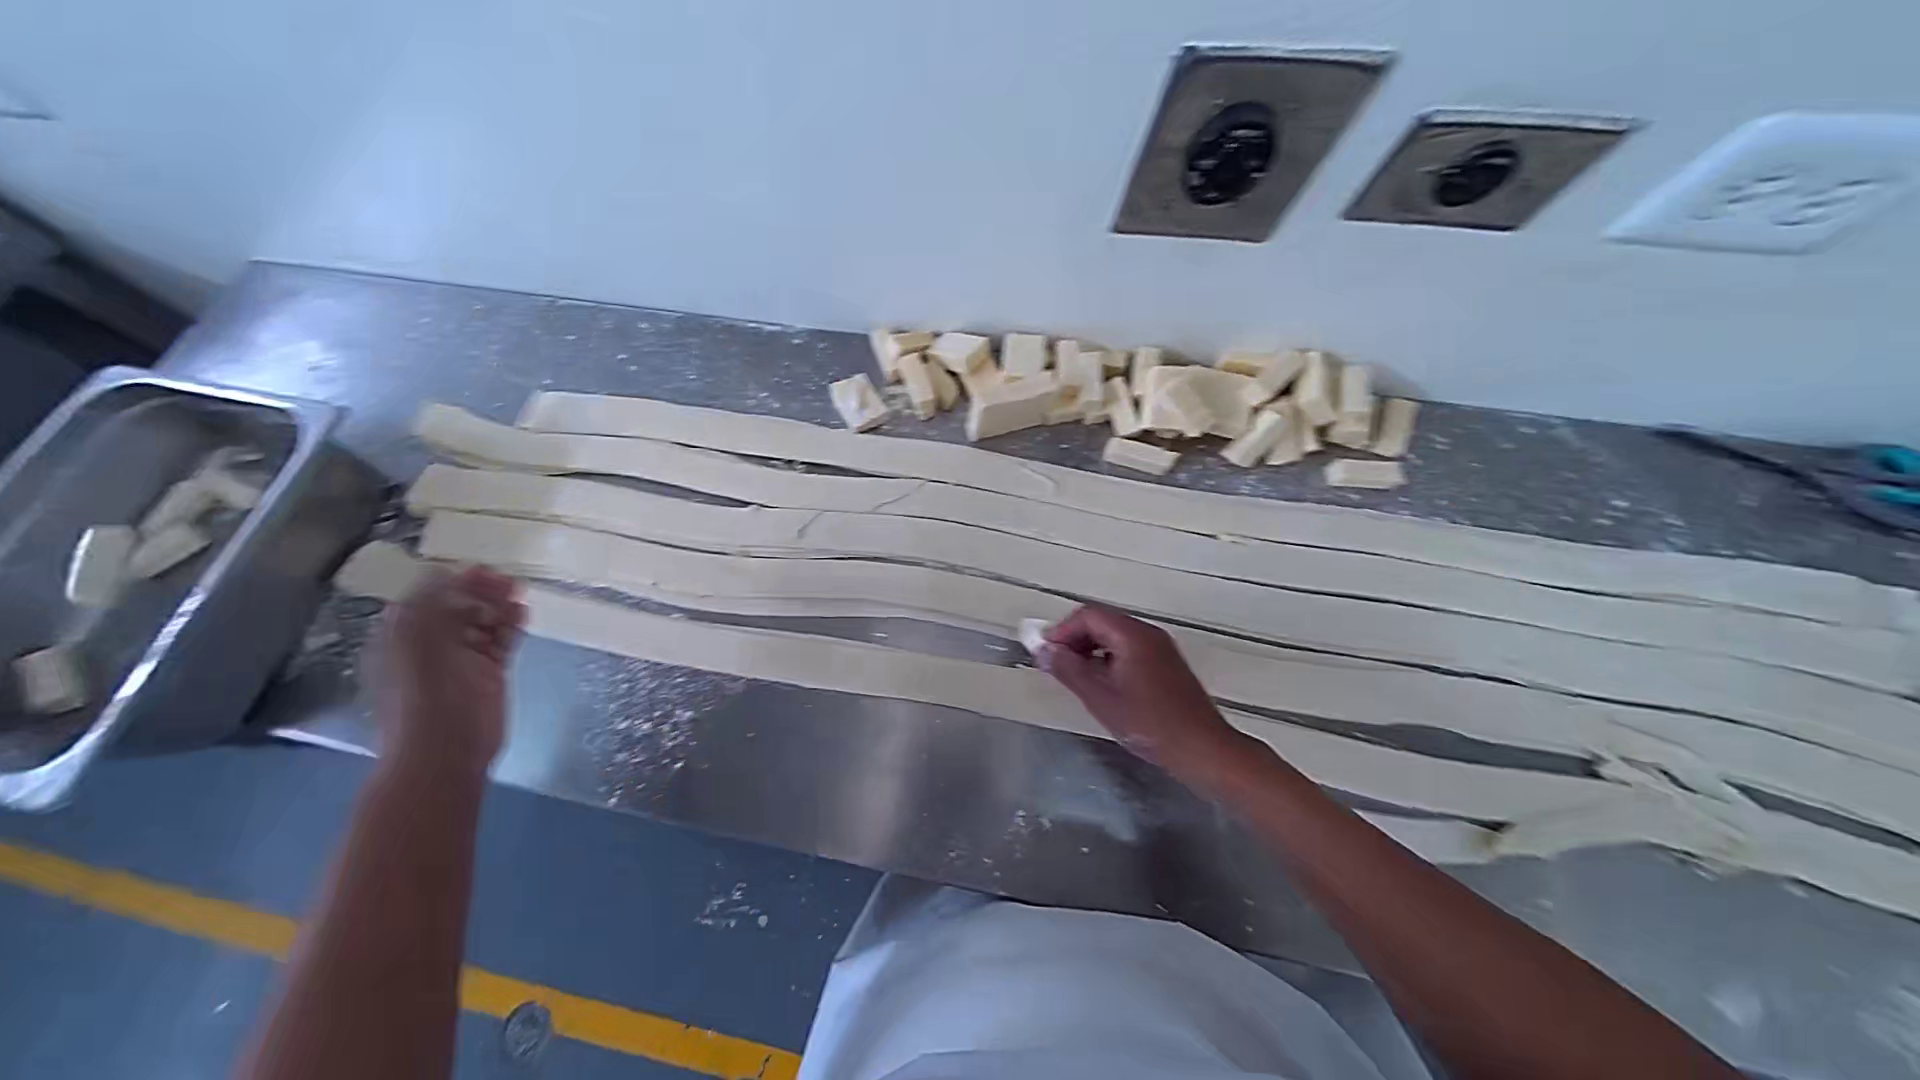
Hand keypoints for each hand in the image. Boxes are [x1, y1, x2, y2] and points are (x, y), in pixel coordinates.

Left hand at [368, 564, 525, 776]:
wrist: (445, 751)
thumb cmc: (426, 697)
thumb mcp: (420, 643)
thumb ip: (432, 604)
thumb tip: (446, 572)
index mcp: (403, 636)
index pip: (427, 597)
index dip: (452, 581)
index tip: (479, 569)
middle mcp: (431, 644)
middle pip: (458, 606)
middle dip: (480, 590)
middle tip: (505, 578)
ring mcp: (462, 659)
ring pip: (483, 621)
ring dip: (499, 605)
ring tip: (519, 590)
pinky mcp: (489, 672)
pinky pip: (501, 641)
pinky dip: (512, 625)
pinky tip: (523, 613)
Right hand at [1036, 604, 1246, 775]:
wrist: (1202, 749)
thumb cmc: (1150, 724)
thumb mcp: (1100, 698)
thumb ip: (1068, 670)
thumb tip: (1043, 650)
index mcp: (1133, 635)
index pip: (1088, 615)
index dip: (1062, 631)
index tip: (1045, 653)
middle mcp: (1149, 634)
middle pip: (1102, 622)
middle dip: (1074, 639)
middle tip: (1056, 665)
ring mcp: (1160, 649)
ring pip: (1115, 637)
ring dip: (1090, 650)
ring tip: (1075, 677)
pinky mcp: (1166, 665)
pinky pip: (1128, 650)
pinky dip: (1108, 660)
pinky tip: (1102, 686)